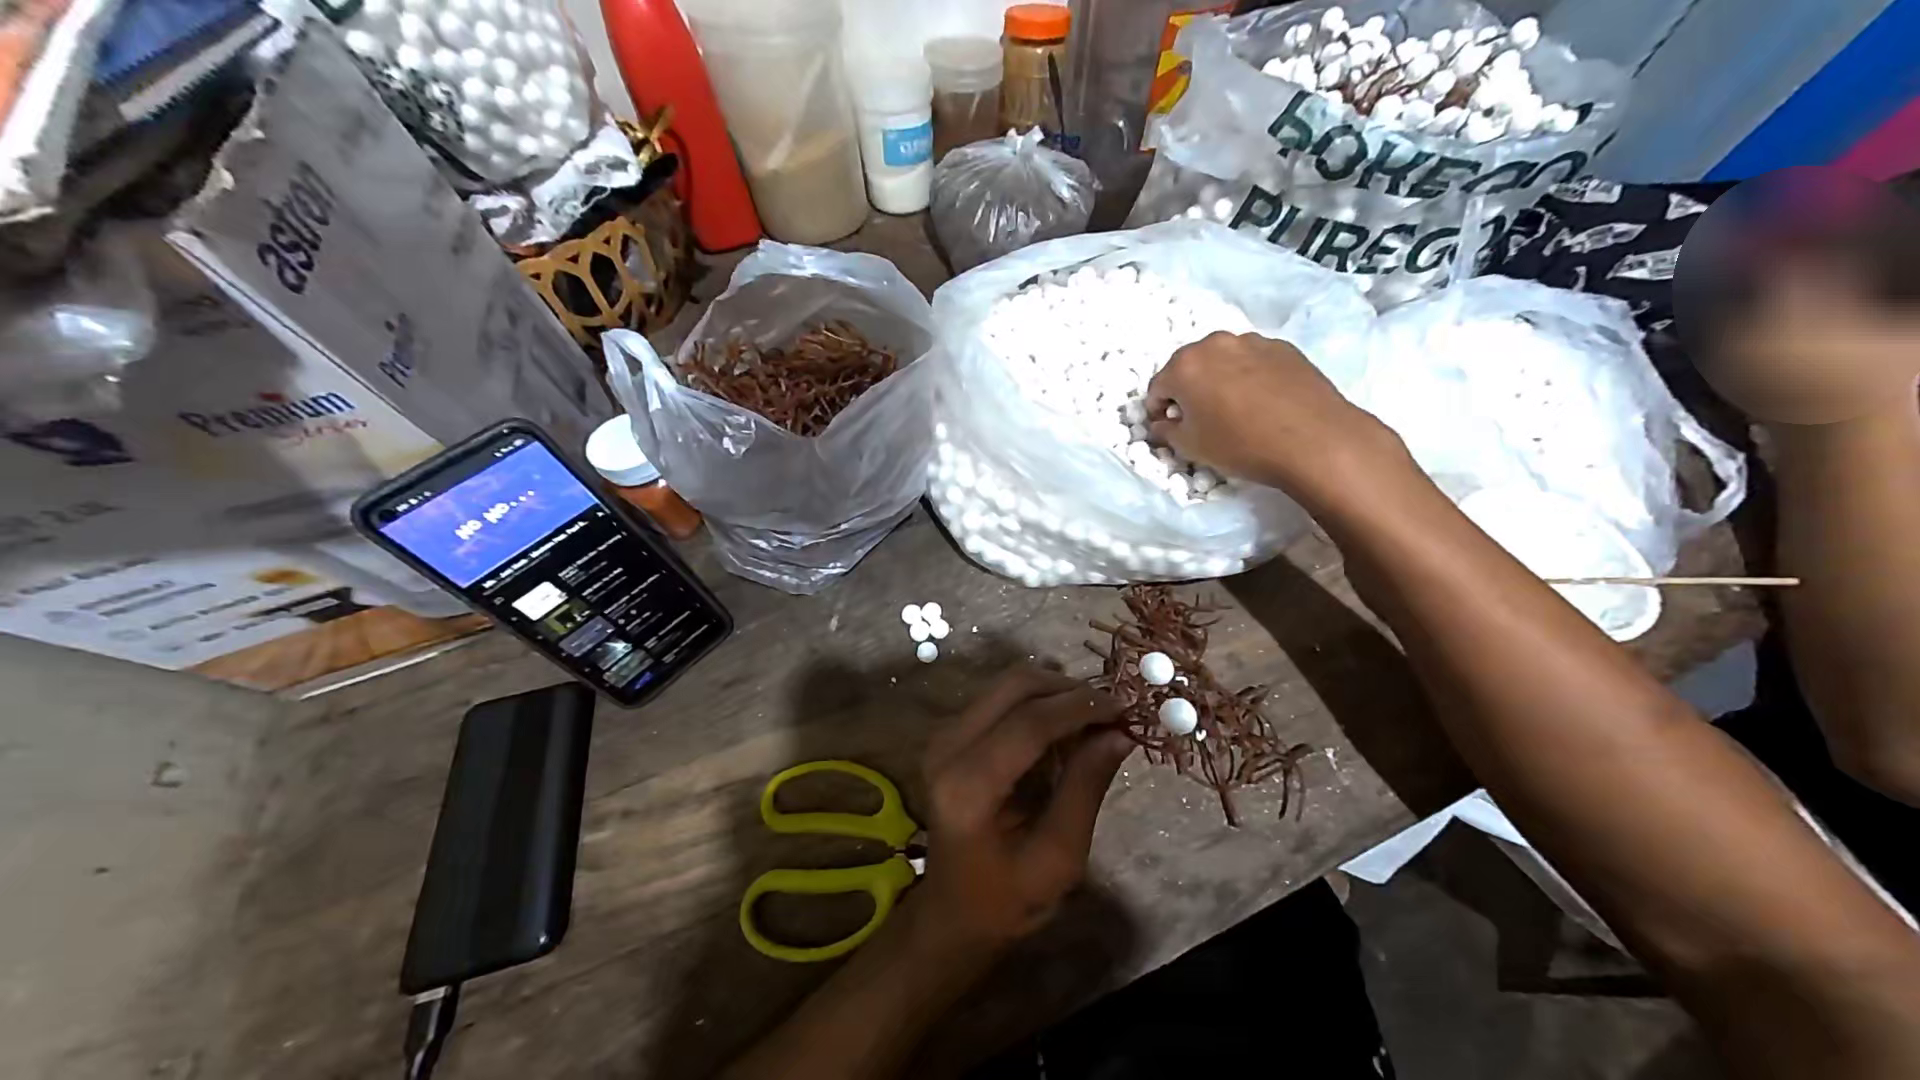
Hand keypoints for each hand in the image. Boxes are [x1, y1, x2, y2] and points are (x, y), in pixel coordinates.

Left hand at [914, 667, 1132, 951]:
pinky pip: (1001, 698)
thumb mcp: (1058, 858)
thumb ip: (1086, 789)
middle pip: (1015, 686)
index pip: (1029, 723)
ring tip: (1096, 720)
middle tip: (1114, 710)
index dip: (1081, 707)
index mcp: (967, 786)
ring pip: (1009, 685)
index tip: (1126, 707)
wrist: (953, 909)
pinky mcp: (950, 732)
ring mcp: (944, 734)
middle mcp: (947, 747)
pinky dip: (1040, 703)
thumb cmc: (1007, 897)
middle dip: (1070, 690)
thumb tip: (1121, 732)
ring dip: (1057, 693)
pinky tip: (1067, 730)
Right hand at [1146, 331, 1408, 502]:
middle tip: (1198, 418)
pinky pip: (1253, 361)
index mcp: (1185, 365)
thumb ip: (1167, 431)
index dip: (1158, 410)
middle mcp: (1215, 343)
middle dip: (1187, 390)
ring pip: (1222, 361)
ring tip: (1232, 409)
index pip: (1157, 387)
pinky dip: (1248, 377)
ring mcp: (1252, 341)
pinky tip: (1261, 403)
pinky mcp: (1284, 348)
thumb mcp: (1191, 447)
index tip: (1167, 428)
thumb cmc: (1241, 444)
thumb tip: (1162, 423)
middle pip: (1189, 367)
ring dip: (1218, 380)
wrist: (1315, 440)